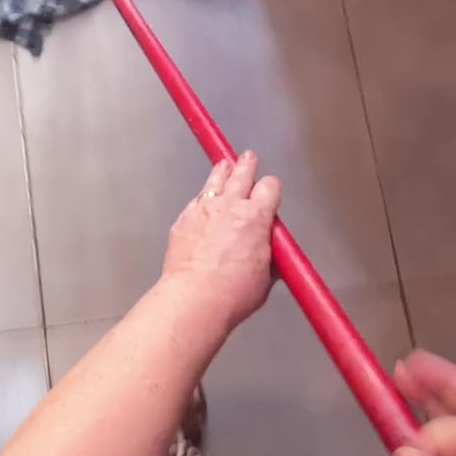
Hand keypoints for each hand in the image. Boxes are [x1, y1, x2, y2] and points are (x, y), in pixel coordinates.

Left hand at [159, 151, 280, 326]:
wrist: (194, 297)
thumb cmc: (235, 292)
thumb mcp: (267, 275)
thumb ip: (270, 253)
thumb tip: (269, 250)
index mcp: (256, 216)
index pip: (270, 187)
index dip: (271, 188)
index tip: (270, 191)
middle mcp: (230, 205)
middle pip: (241, 174)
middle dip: (247, 165)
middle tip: (248, 158)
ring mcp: (203, 209)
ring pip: (215, 181)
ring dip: (222, 172)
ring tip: (225, 165)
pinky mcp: (183, 220)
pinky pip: (196, 201)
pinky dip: (202, 199)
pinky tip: (203, 202)